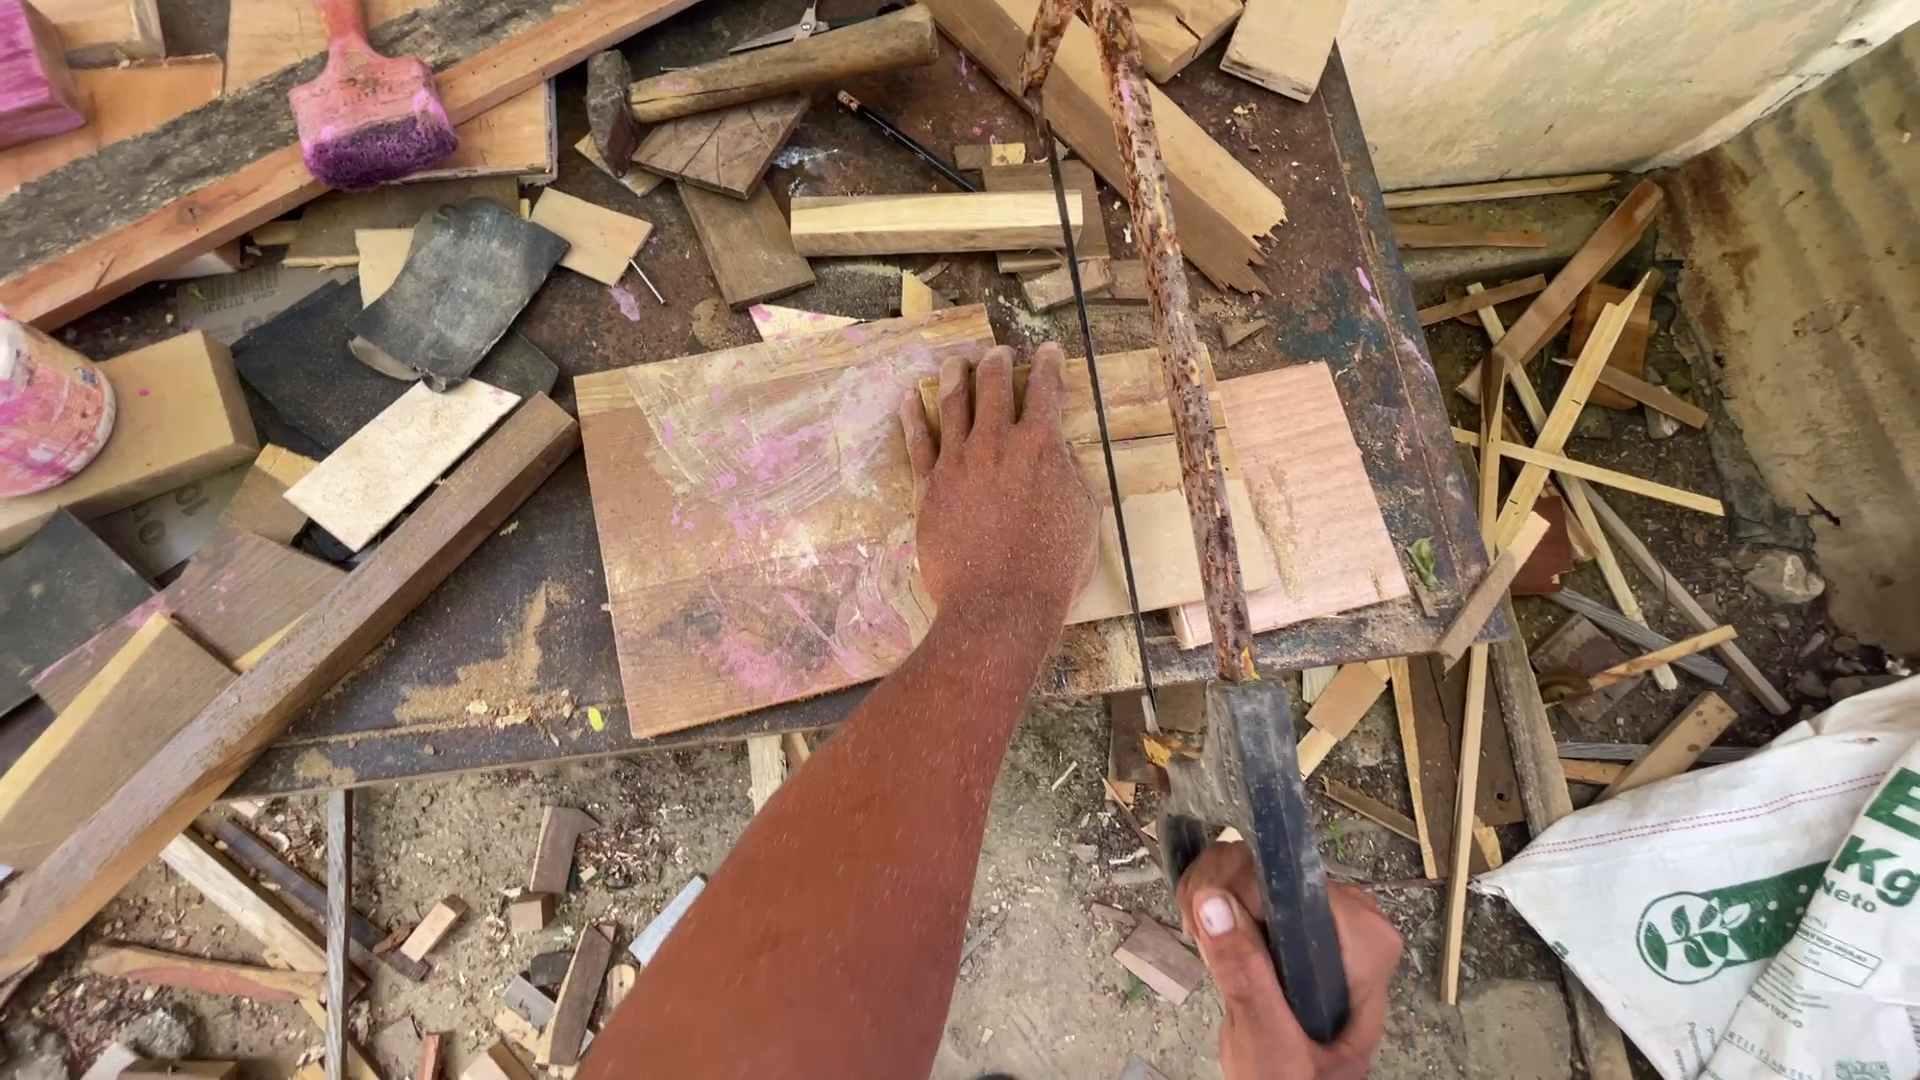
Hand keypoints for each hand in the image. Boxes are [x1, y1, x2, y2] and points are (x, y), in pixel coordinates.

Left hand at [898, 342, 1097, 623]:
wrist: (998, 604)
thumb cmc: (1052, 568)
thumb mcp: (1084, 517)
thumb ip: (1072, 475)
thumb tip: (1061, 452)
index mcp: (1041, 445)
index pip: (1046, 390)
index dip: (1049, 366)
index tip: (1048, 353)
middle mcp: (996, 443)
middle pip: (994, 384)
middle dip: (998, 362)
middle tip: (998, 353)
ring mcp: (957, 462)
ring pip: (953, 403)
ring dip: (956, 375)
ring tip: (956, 361)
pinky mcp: (928, 486)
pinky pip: (917, 441)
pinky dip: (914, 415)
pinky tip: (911, 398)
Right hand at [1176, 842, 1402, 1079]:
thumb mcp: (1272, 1047)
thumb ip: (1247, 980)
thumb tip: (1212, 901)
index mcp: (1364, 943)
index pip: (1290, 878)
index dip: (1241, 894)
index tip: (1212, 936)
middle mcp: (1347, 912)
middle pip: (1262, 863)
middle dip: (1215, 896)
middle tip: (1204, 947)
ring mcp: (1316, 905)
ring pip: (1241, 859)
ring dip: (1204, 895)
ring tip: (1207, 948)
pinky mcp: (1287, 903)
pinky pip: (1233, 869)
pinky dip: (1205, 893)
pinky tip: (1208, 934)